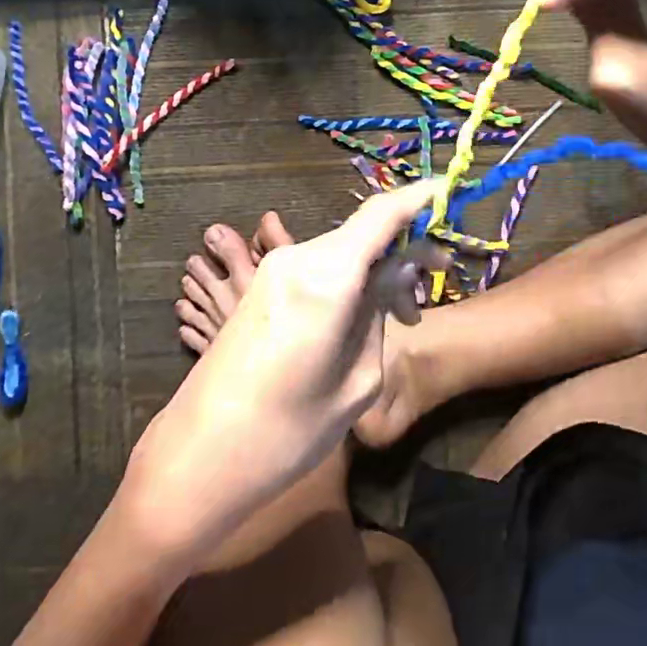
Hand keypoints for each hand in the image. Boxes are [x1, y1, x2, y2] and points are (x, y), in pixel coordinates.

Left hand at [122, 181, 440, 551]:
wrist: (199, 453)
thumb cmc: (286, 433)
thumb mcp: (357, 381)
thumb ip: (379, 315)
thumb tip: (397, 273)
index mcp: (325, 278)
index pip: (380, 214)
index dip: (417, 199)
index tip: (447, 193)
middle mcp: (297, 258)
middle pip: (363, 234)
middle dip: (400, 257)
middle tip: (419, 308)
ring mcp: (274, 268)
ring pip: (342, 251)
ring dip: (372, 274)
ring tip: (391, 323)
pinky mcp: (261, 284)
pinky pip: (317, 267)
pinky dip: (346, 282)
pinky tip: (355, 322)